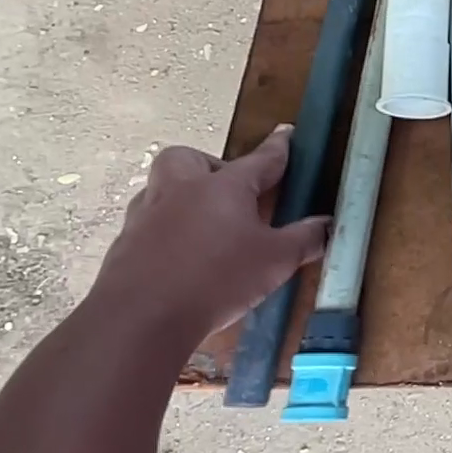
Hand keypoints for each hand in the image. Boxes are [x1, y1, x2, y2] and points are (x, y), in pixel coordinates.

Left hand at [85, 126, 329, 338]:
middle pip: (187, 158)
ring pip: (163, 188)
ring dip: (187, 196)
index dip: (279, 146)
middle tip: (233, 190)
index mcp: (223, 187)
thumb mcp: (278, 260)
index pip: (260, 159)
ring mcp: (146, 217)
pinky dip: (171, 229)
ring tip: (212, 225)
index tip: (287, 132)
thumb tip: (326, 224)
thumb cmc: (218, 279)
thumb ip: (306, 238)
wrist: (140, 320)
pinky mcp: (125, 245)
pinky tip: (188, 255)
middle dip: (211, 165)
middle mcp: (181, 191)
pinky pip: (151, 222)